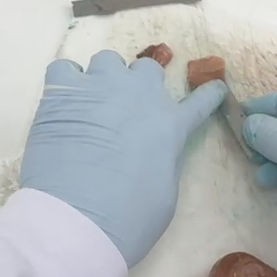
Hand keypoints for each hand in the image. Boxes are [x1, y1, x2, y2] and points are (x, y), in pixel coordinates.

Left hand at [19, 51, 225, 265]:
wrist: (79, 216)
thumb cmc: (130, 216)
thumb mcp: (165, 192)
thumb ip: (164, 160)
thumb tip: (153, 151)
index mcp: (170, 124)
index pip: (200, 101)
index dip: (208, 94)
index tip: (215, 87)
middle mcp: (139, 95)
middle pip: (146, 69)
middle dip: (139, 85)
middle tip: (125, 108)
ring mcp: (100, 86)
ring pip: (107, 60)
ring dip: (103, 78)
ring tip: (91, 102)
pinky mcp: (63, 90)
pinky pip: (64, 68)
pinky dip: (65, 82)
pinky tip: (62, 101)